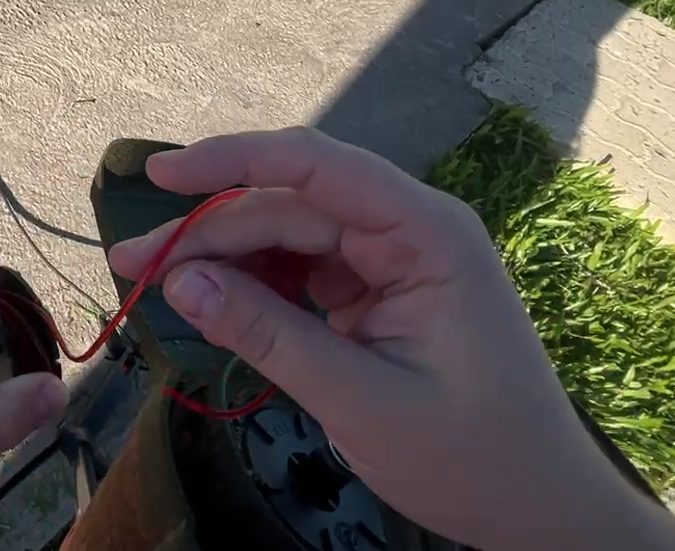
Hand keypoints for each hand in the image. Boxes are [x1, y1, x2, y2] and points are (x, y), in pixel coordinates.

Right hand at [108, 129, 674, 550]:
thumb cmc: (475, 460)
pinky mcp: (362, 279)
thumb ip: (267, 334)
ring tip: (155, 279)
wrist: (542, 515)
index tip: (160, 175)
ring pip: (276, 229)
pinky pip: (288, 261)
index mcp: (424, 232)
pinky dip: (245, 280)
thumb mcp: (363, 402)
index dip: (231, 159)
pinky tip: (210, 297)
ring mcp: (380, 251)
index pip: (314, 166)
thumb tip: (177, 281)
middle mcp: (399, 224)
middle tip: (132, 260)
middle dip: (206, 230)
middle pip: (281, 205)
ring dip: (217, 253)